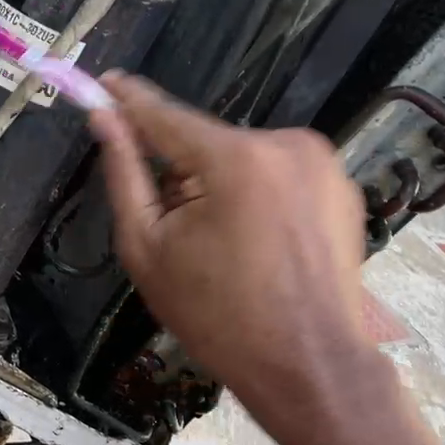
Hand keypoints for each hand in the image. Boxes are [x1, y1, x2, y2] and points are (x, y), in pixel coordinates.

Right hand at [88, 73, 375, 444]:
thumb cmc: (214, 314)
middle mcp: (285, 144)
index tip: (103, 80)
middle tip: (175, 231)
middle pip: (206, 143)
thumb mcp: (147, 248)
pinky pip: (276, 174)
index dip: (129, 100)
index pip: (165, 116)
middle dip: (182, 173)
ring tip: (220, 246)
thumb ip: (124, 175)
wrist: (306, 364)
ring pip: (241, 159)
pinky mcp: (341, 184)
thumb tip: (104, 120)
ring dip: (219, 185)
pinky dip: (254, 196)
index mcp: (234, 159)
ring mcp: (321, 162)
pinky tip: (256, 244)